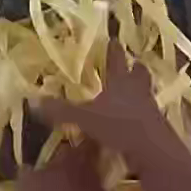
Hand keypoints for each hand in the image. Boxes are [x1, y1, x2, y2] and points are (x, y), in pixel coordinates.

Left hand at [13, 141, 115, 190]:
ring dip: (57, 175)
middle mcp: (57, 163)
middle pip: (68, 154)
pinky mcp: (21, 187)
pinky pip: (33, 180)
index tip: (101, 159)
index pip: (90, 145)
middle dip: (76, 163)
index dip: (96, 151)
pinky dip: (38, 186)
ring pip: (50, 167)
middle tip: (84, 180)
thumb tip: (106, 184)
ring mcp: (36, 173)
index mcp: (81, 165)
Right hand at [39, 48, 183, 168]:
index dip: (113, 50)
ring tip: (134, 92)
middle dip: (135, 68)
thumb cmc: (119, 126)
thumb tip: (33, 100)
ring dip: (140, 91)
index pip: (116, 60)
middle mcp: (138, 91)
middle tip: (134, 62)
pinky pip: (148, 116)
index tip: (113, 39)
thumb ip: (61, 110)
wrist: (153, 151)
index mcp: (120, 82)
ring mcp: (150, 109)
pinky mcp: (157, 128)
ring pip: (146, 93)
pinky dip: (141, 115)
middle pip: (139, 74)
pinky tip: (133, 122)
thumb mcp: (84, 118)